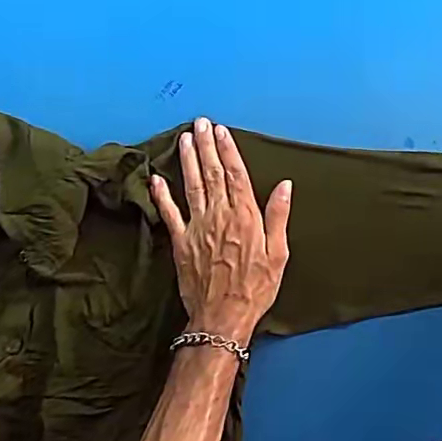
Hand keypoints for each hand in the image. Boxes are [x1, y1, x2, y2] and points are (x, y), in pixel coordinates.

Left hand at [150, 117, 293, 345]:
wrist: (223, 317)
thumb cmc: (256, 287)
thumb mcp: (278, 253)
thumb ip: (278, 216)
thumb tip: (284, 186)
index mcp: (245, 216)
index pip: (236, 175)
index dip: (228, 151)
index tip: (222, 131)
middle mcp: (220, 216)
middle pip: (212, 174)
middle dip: (207, 146)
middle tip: (201, 123)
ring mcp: (197, 228)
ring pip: (192, 186)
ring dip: (188, 161)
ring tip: (185, 139)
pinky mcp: (180, 243)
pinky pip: (169, 214)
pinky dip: (162, 195)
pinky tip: (157, 178)